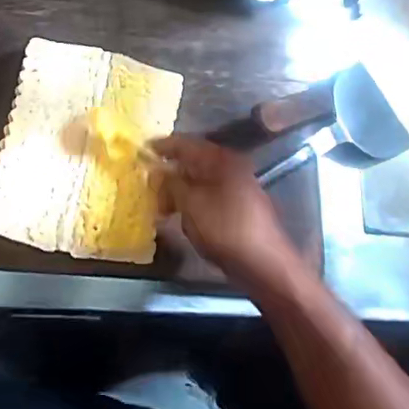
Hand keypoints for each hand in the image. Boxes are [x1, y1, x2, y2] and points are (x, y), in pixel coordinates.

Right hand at [152, 135, 303, 295]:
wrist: (265, 265)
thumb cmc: (225, 229)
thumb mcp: (190, 204)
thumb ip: (171, 183)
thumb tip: (159, 171)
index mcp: (221, 160)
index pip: (187, 144)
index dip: (163, 146)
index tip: (143, 150)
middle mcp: (232, 168)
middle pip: (195, 161)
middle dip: (170, 170)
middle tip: (148, 179)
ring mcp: (238, 188)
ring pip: (202, 181)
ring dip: (180, 188)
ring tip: (160, 201)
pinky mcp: (239, 209)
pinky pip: (209, 196)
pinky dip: (193, 201)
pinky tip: (181, 214)